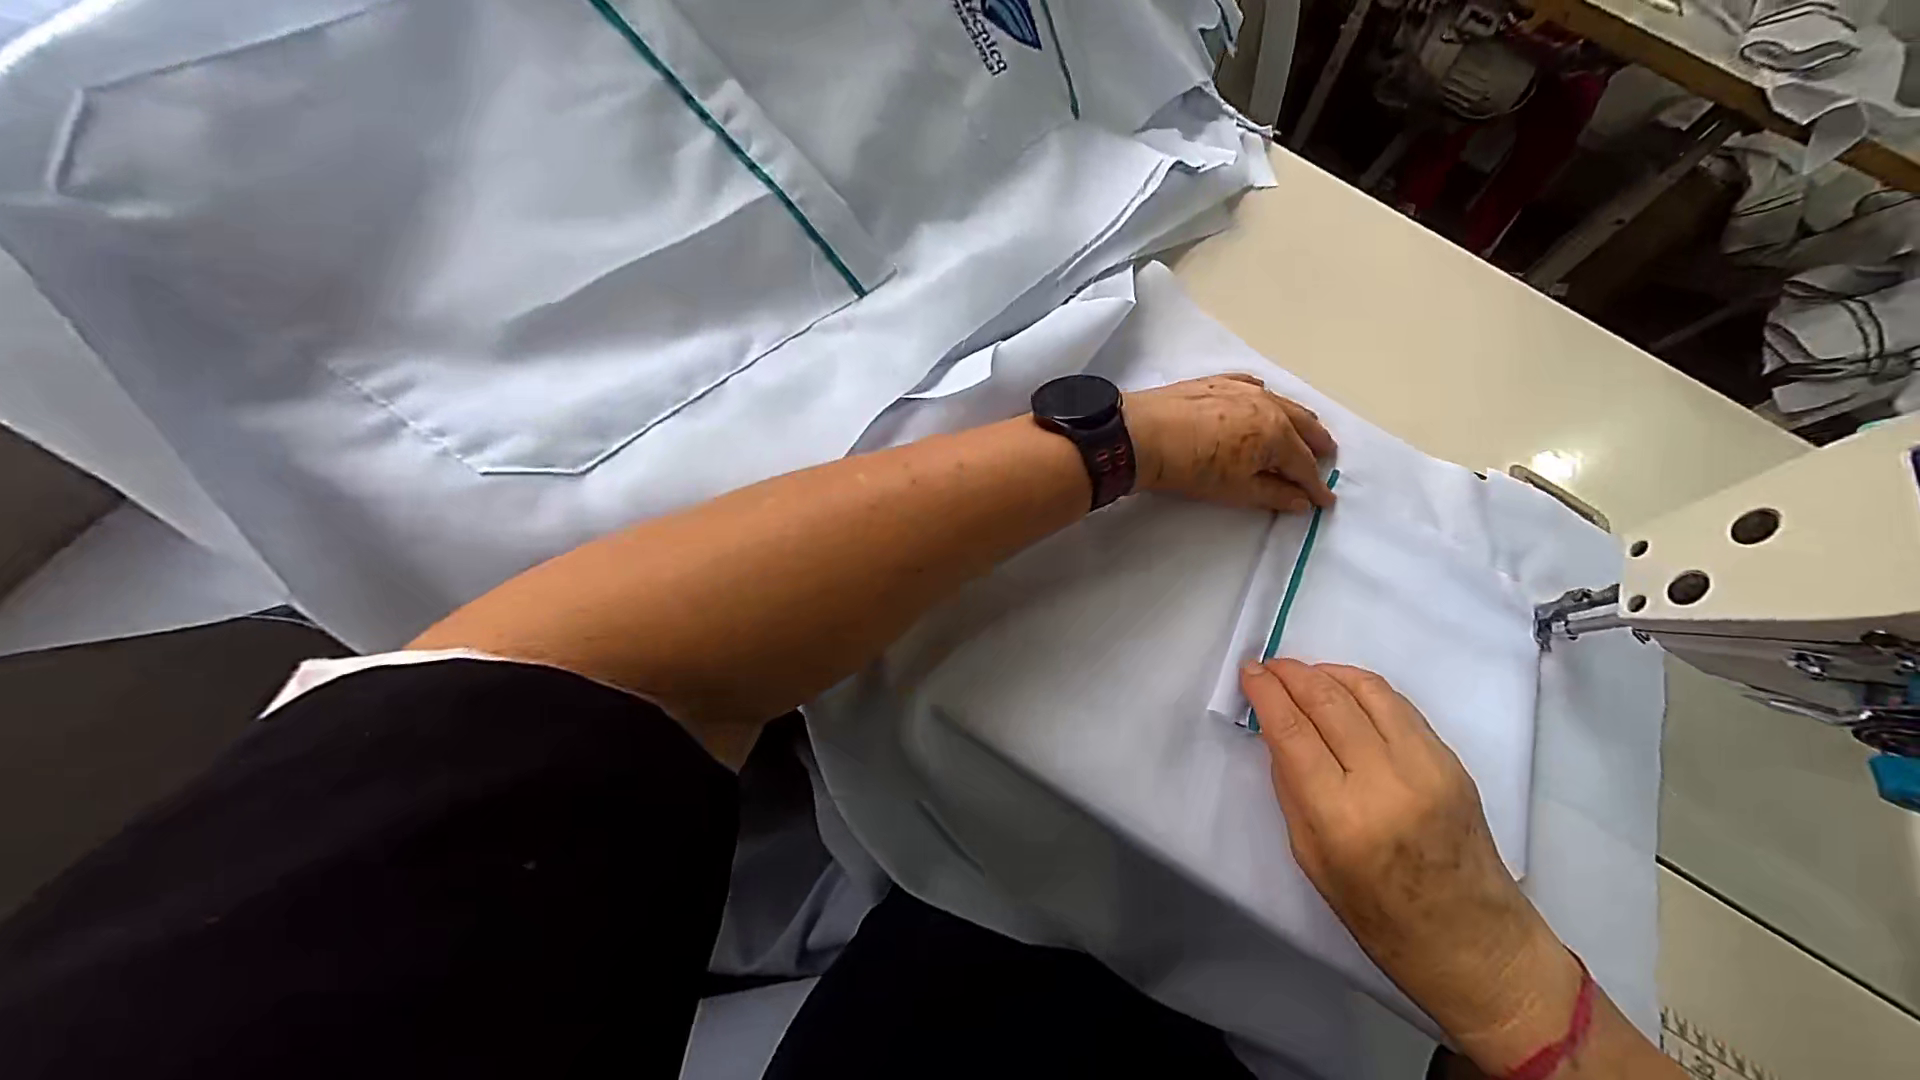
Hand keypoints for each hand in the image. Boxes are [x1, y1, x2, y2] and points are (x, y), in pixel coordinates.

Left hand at [1125, 375, 1335, 512]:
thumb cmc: (1190, 468)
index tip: (1325, 501)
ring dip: (1295, 419)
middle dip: (1316, 444)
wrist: (1141, 435)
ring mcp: (1241, 389)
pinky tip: (1262, 401)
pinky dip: (1264, 399)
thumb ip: (1272, 494)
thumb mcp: (1235, 490)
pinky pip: (1251, 387)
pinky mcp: (1216, 382)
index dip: (1314, 485)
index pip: (1302, 464)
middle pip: (1301, 426)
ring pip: (1280, 403)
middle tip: (1326, 456)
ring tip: (1303, 430)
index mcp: (1277, 433)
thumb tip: (1301, 501)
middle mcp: (1267, 405)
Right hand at [1241, 659, 1585, 1067]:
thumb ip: (1291, 787)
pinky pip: (1399, 706)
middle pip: (1328, 702)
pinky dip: (1362, 686)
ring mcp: (1427, 768)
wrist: (1475, 943)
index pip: (1292, 732)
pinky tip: (1341, 689)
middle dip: (1291, 674)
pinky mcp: (1452, 763)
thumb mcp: (1308, 855)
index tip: (1248, 672)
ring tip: (1302, 673)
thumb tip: (1277, 732)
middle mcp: (1386, 783)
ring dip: (1326, 672)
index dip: (1265, 693)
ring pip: (1368, 692)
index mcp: (1341, 817)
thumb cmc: (1376, 913)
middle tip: (1269, 666)